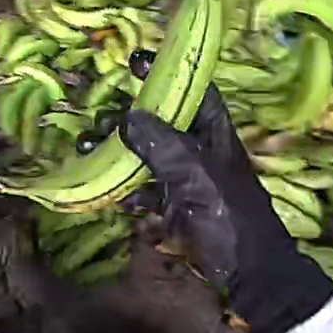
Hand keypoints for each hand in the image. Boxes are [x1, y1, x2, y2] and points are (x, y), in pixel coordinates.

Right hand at [119, 70, 332, 332]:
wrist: (246, 270)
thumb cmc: (227, 213)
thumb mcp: (194, 171)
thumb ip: (160, 142)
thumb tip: (128, 118)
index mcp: (211, 130)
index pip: (190, 89)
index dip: (166, 72)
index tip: (134, 62)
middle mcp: (196, 148)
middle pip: (157, 122)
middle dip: (125, 119)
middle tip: (98, 121)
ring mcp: (184, 177)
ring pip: (144, 156)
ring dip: (116, 154)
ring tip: (86, 150)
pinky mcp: (174, 205)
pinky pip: (144, 190)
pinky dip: (127, 191)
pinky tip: (114, 196)